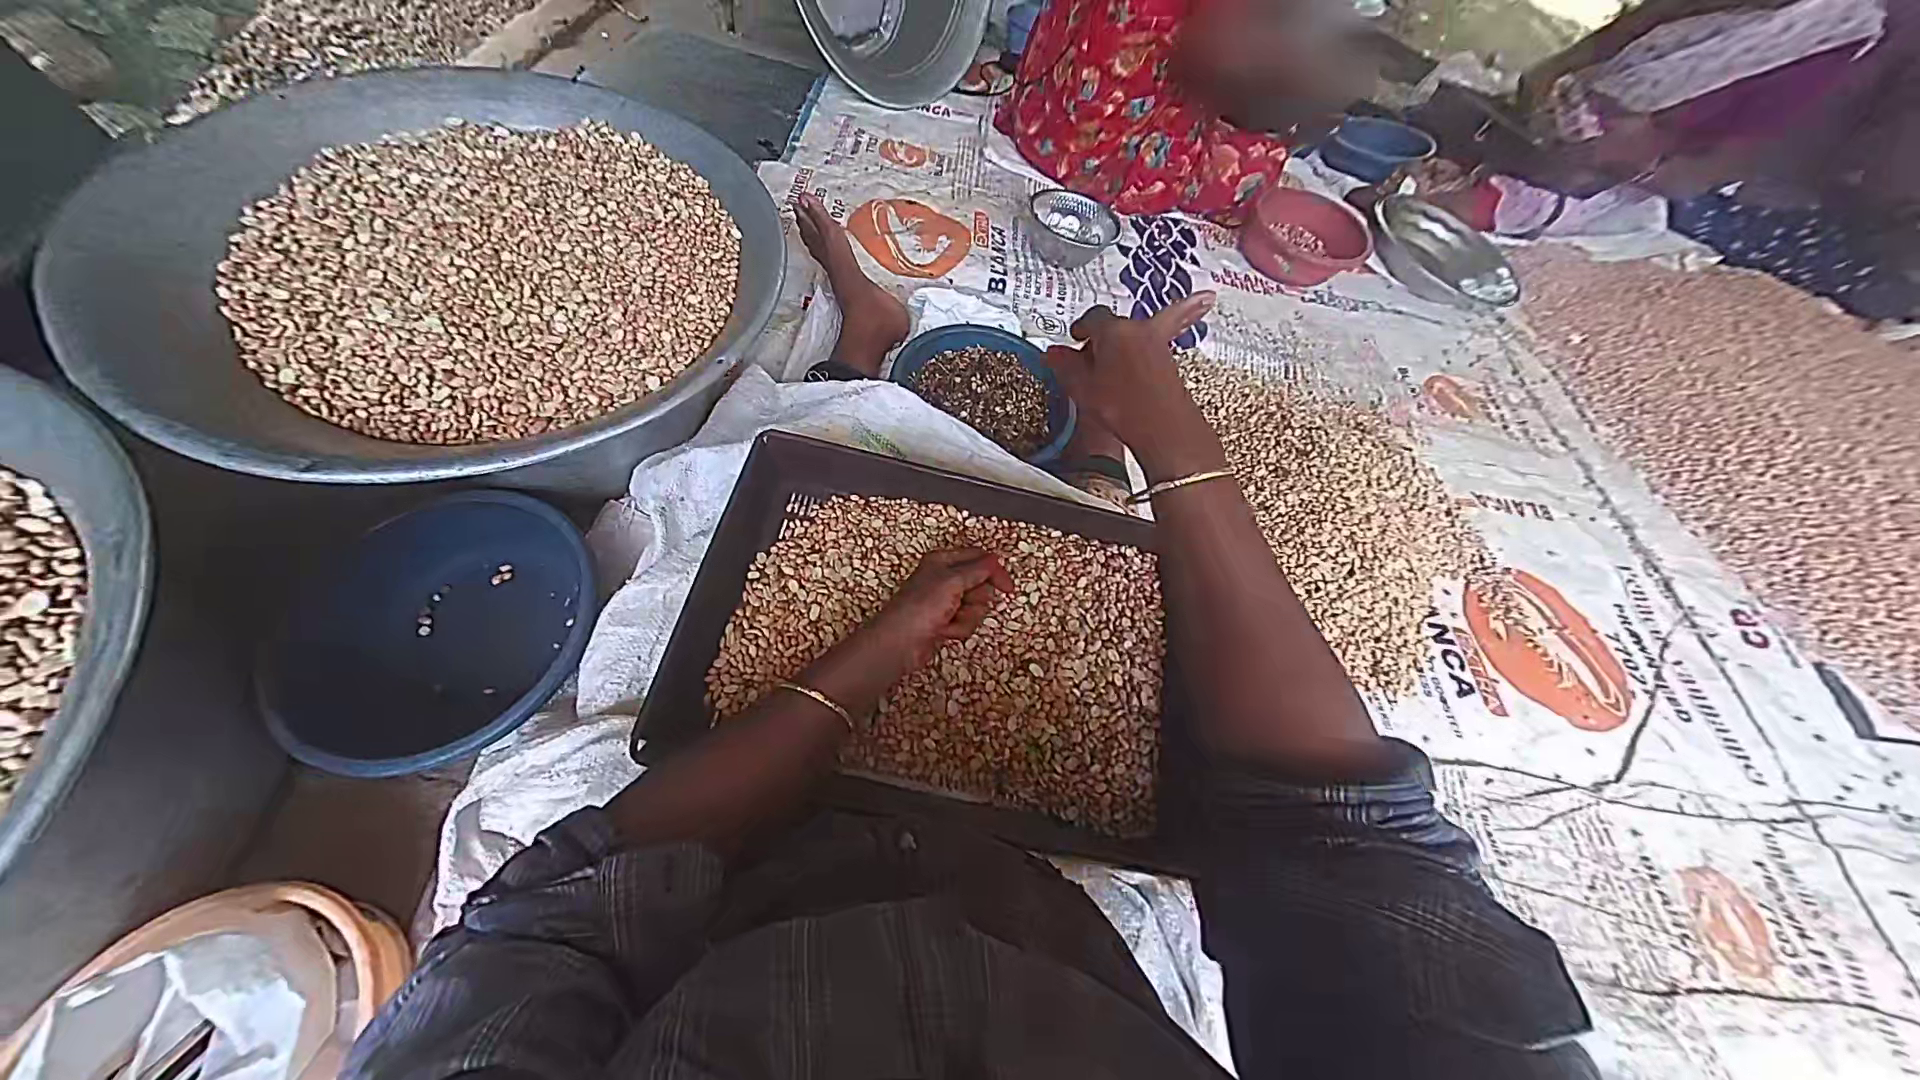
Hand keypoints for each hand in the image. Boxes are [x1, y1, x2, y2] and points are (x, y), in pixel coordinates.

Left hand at [858, 549, 1013, 673]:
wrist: (900, 643)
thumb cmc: (922, 607)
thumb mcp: (952, 581)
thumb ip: (977, 570)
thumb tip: (994, 559)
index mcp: (943, 560)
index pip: (979, 558)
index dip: (995, 572)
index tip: (1008, 588)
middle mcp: (945, 578)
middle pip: (980, 585)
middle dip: (976, 599)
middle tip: (962, 604)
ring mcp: (945, 602)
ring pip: (976, 606)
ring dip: (967, 617)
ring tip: (949, 621)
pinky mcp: (946, 622)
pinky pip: (967, 622)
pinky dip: (959, 629)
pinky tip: (944, 632)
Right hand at [1044, 295, 1225, 480]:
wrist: (1164, 427)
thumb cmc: (1123, 406)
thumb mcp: (1082, 388)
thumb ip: (1066, 366)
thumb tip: (1054, 354)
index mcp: (1112, 330)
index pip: (1092, 317)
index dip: (1081, 327)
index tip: (1075, 337)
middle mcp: (1138, 329)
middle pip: (1115, 325)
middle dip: (1101, 338)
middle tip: (1088, 355)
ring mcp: (1158, 343)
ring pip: (1134, 335)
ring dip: (1122, 346)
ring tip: (1110, 367)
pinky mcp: (1169, 362)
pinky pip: (1149, 350)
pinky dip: (1138, 356)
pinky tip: (1131, 374)